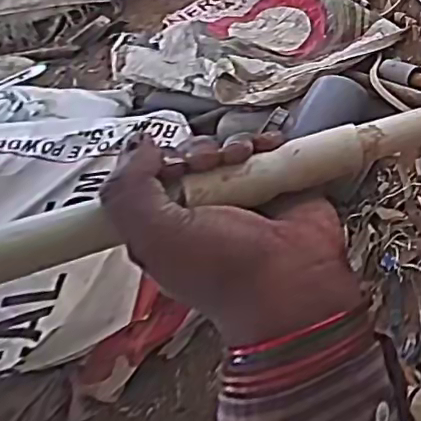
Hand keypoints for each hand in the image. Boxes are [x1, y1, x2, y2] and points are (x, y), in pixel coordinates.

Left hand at [100, 131, 361, 348]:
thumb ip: (130, 192)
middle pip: (196, 157)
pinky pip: (270, 151)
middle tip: (212, 161)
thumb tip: (139, 145)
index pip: (154, 176)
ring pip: (232, 150)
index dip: (162, 160)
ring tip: (245, 156)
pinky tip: (270, 146)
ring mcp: (245, 196)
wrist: (290, 278)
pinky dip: (269, 142)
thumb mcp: (157, 237)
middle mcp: (205, 210)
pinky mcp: (279, 184)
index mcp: (167, 225)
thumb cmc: (224, 272)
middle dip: (202, 150)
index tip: (176, 163)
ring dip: (237, 144)